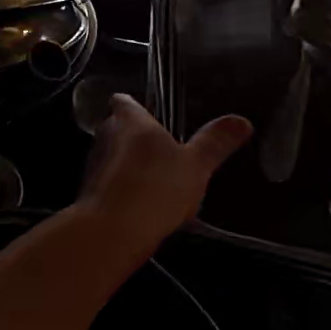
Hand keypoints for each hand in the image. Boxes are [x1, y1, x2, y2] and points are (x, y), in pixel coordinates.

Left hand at [75, 94, 251, 264]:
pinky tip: (140, 207)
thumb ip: (215, 142)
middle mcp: (107, 132)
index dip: (133, 106)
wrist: (113, 229)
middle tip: (161, 155)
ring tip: (154, 184)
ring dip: (127, 164)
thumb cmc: (155, 187)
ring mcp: (94, 160)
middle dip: (135, 138)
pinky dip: (120, 188)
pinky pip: (108, 181)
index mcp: (130, 119)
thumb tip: (241, 121)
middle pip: (118, 127)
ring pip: (112, 154)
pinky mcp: (89, 188)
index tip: (148, 116)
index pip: (124, 100)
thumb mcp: (196, 165)